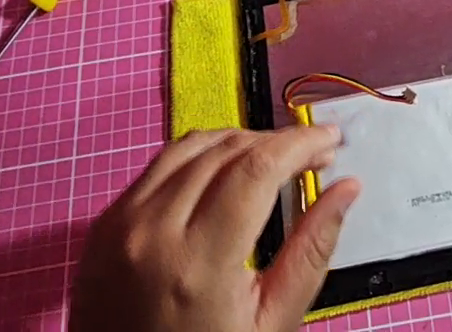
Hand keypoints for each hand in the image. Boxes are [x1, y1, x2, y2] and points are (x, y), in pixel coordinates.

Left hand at [72, 126, 361, 331]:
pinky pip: (160, 165)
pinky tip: (226, 172)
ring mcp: (120, 224)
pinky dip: (201, 156)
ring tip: (273, 159)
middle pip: (228, 150)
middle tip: (311, 154)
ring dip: (241, 141)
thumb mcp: (271, 325)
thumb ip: (312, 250)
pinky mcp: (102, 225)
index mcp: (197, 265)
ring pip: (192, 144)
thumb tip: (348, 186)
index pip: (257, 169)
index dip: (300, 143)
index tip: (330, 139)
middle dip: (277, 141)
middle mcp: (152, 232)